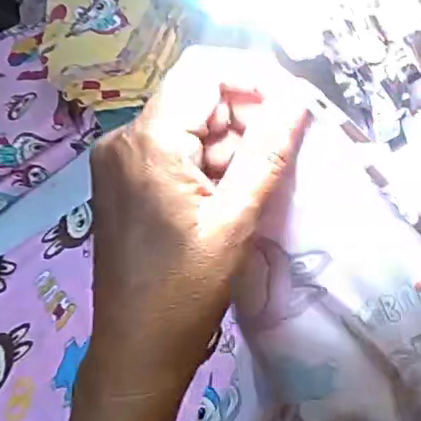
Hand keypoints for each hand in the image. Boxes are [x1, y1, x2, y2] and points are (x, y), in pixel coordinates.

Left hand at [87, 47, 310, 408]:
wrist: (137, 350)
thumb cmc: (186, 291)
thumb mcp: (237, 220)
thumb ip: (268, 153)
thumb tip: (299, 99)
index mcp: (148, 141)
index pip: (203, 70)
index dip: (253, 78)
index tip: (293, 108)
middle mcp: (125, 139)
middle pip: (198, 98)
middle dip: (246, 120)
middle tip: (281, 163)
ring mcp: (121, 162)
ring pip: (192, 127)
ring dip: (233, 148)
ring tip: (255, 195)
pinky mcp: (127, 184)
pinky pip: (179, 153)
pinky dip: (212, 166)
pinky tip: (231, 203)